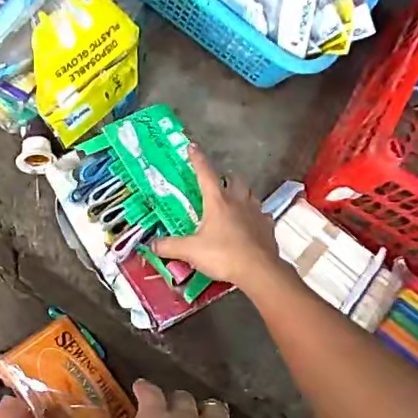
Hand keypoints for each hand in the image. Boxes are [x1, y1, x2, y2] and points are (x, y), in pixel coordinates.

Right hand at [153, 145, 284, 291]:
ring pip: (250, 194)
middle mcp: (239, 201)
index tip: (192, 147)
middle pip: (235, 179)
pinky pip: (261, 215)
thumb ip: (169, 246)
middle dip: (227, 178)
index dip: (197, 159)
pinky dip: (255, 216)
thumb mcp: (190, 251)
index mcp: (218, 201)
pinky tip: (250, 224)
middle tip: (218, 185)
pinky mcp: (267, 226)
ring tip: (234, 203)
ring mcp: (256, 212)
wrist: (258, 270)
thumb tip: (150, 244)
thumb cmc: (223, 255)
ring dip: (242, 194)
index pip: (205, 173)